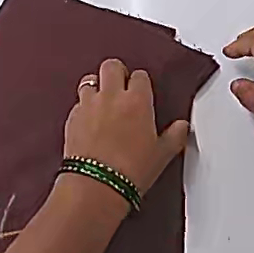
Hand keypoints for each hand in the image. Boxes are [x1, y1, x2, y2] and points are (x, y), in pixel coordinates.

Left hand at [62, 58, 191, 198]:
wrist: (97, 186)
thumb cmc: (130, 170)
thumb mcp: (162, 154)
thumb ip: (175, 135)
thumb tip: (182, 128)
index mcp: (137, 100)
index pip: (140, 75)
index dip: (141, 82)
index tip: (143, 92)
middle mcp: (111, 97)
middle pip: (111, 66)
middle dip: (117, 72)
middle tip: (122, 85)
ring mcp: (88, 106)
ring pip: (89, 80)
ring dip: (97, 87)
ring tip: (104, 101)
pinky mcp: (71, 119)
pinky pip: (77, 103)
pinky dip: (84, 108)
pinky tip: (90, 121)